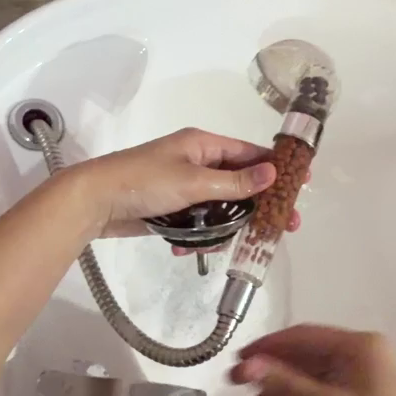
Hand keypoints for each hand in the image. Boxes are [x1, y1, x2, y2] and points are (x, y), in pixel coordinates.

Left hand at [69, 128, 301, 241]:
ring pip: (219, 209)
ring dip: (221, 228)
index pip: (250, 154)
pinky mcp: (171, 211)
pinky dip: (195, 237)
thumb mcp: (193, 181)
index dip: (276, 168)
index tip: (301, 185)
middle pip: (240, 185)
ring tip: (216, 245)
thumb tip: (272, 173)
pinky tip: (185, 249)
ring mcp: (183, 188)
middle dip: (257, 207)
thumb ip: (235, 183)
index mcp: (203, 145)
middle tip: (282, 228)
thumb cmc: (144, 182)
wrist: (94, 202)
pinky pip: (196, 224)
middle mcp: (196, 163)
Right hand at [230, 326, 395, 395]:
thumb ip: (285, 383)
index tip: (236, 361)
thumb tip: (246, 366)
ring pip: (312, 371)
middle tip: (238, 386)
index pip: (302, 335)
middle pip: (305, 352)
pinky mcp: (363, 388)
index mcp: (358, 343)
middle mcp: (361, 349)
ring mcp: (364, 369)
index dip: (266, 347)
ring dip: (284, 386)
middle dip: (272, 370)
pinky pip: (325, 384)